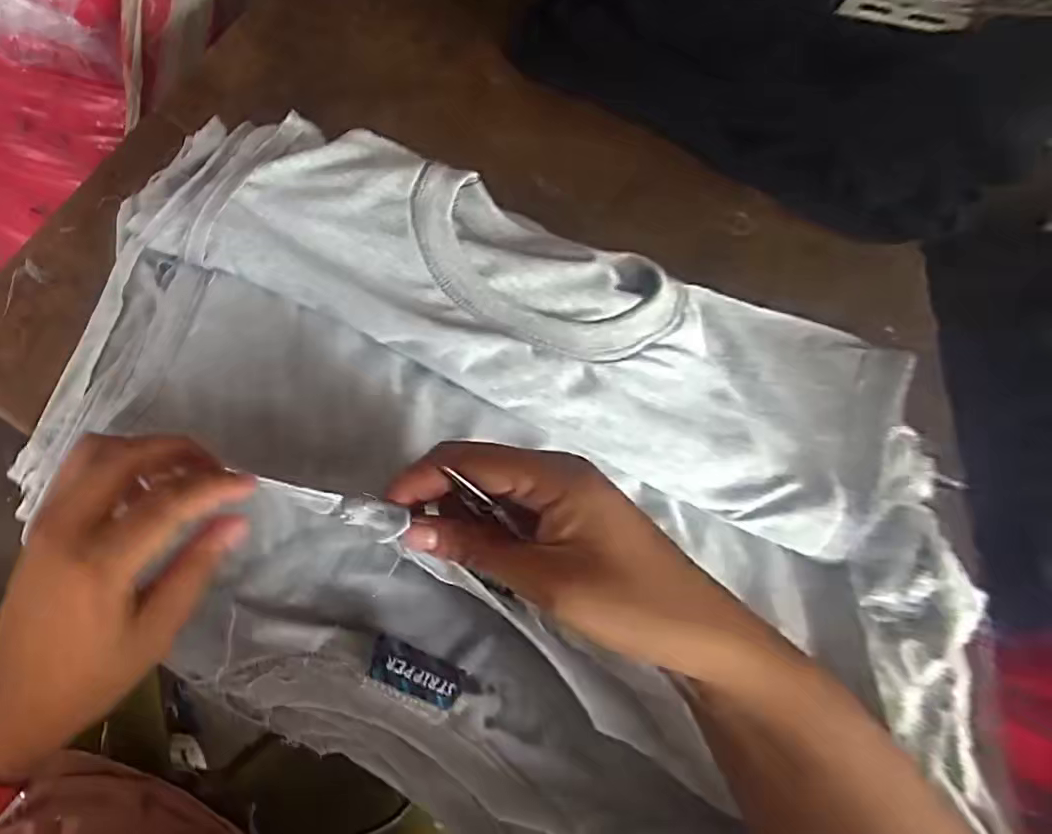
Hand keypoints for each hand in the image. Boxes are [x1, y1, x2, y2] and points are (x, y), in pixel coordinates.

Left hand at [0, 434, 252, 783]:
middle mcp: (68, 524)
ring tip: (179, 473)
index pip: (164, 504)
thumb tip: (234, 523)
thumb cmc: (89, 678)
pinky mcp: (39, 515)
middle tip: (215, 467)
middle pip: (126, 456)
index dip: (211, 486)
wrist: (13, 692)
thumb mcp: (152, 636)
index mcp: (99, 563)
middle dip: (176, 450)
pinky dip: (114, 459)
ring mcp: (48, 514)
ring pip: (97, 449)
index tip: (247, 482)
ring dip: (142, 448)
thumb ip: (193, 571)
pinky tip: (139, 485)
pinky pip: (78, 466)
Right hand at [386, 441, 797, 682]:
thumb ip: (473, 547)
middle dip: (434, 492)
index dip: (420, 478)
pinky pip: (507, 503)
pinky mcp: (566, 511)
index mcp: (553, 474)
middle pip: (473, 465)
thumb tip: (410, 530)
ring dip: (457, 509)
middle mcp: (554, 470)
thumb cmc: (633, 606)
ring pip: (487, 484)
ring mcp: (562, 490)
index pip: (466, 459)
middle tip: (408, 529)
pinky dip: (482, 521)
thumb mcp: (543, 579)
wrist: (717, 646)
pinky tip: (475, 546)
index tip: (388, 509)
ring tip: (441, 543)